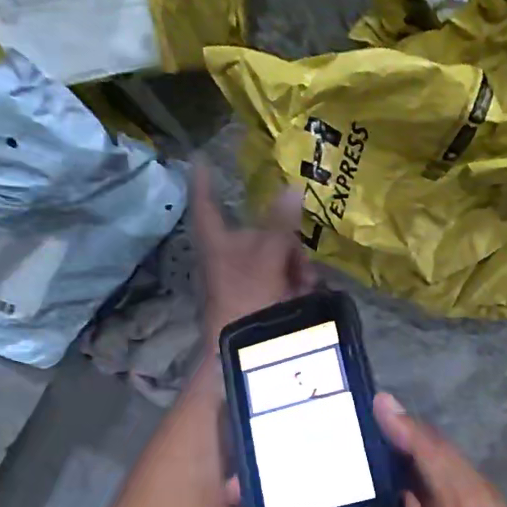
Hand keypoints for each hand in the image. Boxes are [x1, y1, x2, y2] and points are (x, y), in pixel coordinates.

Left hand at [188, 166, 314, 343]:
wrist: (245, 348)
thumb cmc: (246, 296)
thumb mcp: (268, 254)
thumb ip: (281, 222)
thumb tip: (293, 186)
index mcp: (216, 240)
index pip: (206, 201)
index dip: (204, 180)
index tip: (201, 158)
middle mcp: (227, 256)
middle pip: (260, 231)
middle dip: (287, 242)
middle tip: (299, 258)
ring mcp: (244, 278)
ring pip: (278, 256)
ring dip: (297, 266)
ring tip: (305, 283)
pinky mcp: (259, 299)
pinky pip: (283, 279)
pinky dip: (296, 284)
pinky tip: (305, 293)